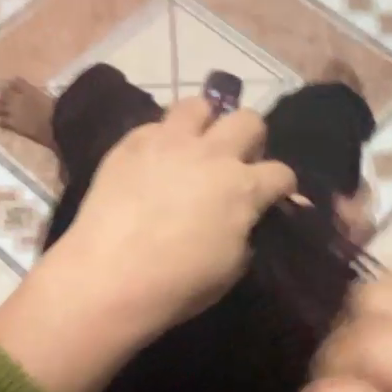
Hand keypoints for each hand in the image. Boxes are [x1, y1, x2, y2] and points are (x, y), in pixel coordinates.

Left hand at [53, 97, 296, 326]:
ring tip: (194, 149)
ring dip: (205, 124)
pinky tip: (154, 164)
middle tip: (236, 164)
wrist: (109, 279)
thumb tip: (253, 218)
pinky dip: (162, 139)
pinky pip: (155, 124)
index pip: (281, 172)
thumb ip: (248, 233)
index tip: (273, 198)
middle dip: (250, 140)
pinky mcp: (130, 144)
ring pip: (199, 106)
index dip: (282, 186)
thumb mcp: (231, 268)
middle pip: (248, 120)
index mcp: (243, 188)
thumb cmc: (178, 285)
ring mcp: (168, 142)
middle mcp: (212, 154)